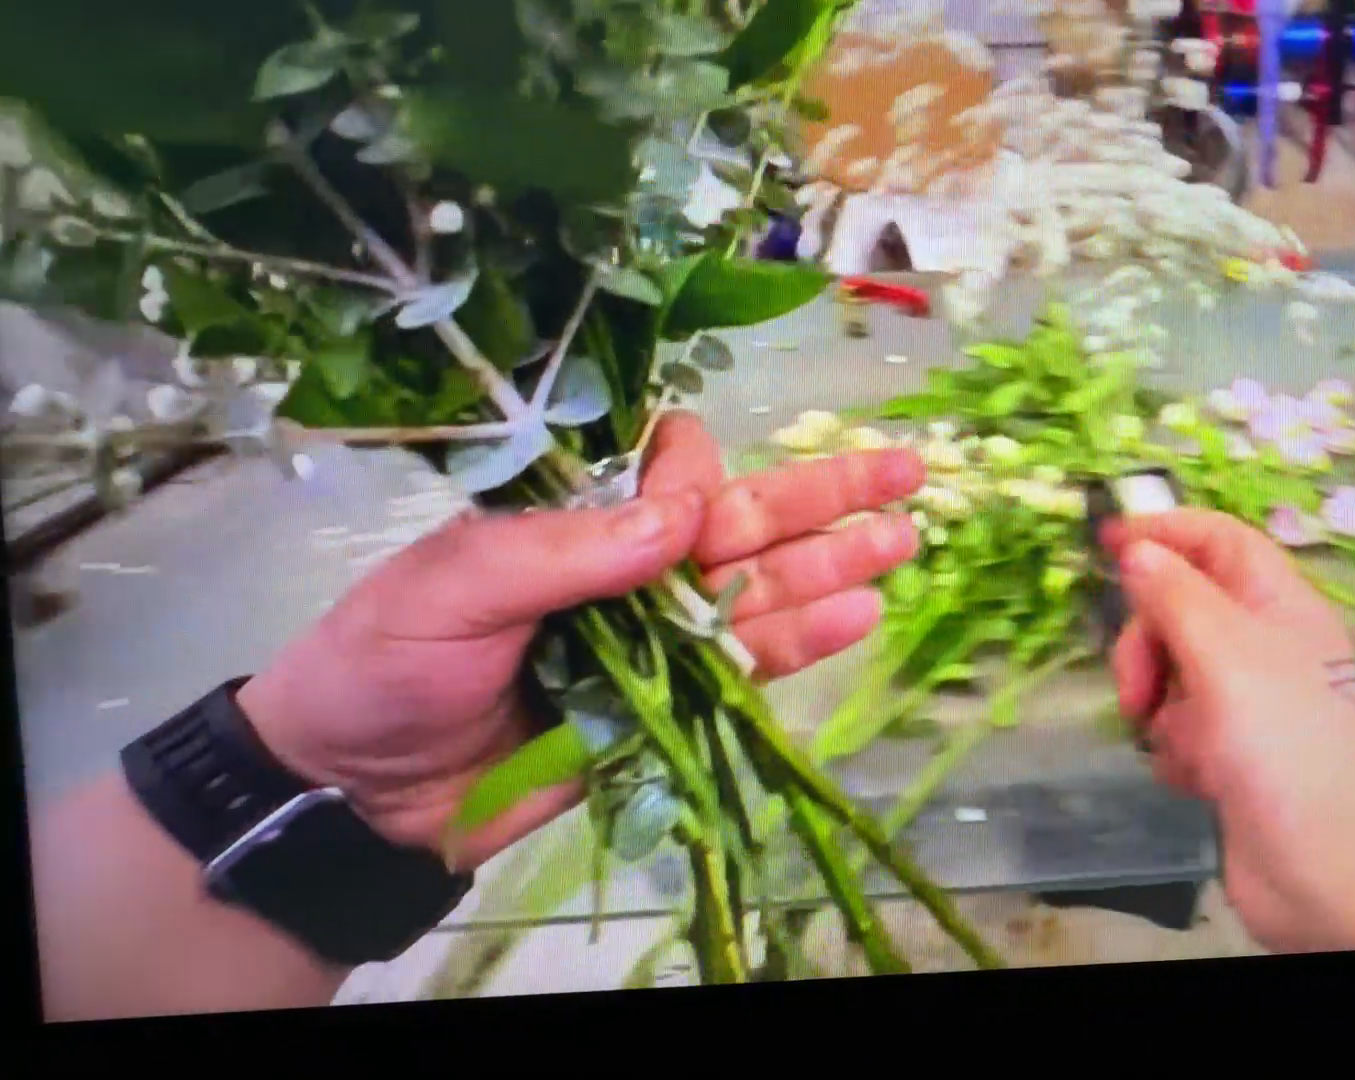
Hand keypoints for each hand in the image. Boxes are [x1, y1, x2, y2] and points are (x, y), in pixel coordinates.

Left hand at [236, 413, 925, 869]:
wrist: (371, 796)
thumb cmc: (390, 668)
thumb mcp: (450, 590)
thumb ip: (564, 548)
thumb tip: (681, 517)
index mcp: (588, 518)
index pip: (674, 469)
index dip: (697, 477)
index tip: (694, 513)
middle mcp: (644, 564)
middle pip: (752, 518)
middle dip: (829, 494)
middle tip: (905, 471)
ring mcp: (672, 631)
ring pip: (772, 586)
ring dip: (838, 563)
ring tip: (903, 540)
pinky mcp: (686, 694)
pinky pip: (756, 659)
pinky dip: (807, 639)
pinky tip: (861, 614)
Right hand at [1104, 509, 1354, 950]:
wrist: (1329, 871)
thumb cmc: (1285, 745)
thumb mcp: (1226, 652)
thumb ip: (1175, 595)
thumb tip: (1138, 550)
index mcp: (1275, 604)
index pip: (1217, 540)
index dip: (1165, 530)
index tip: (1108, 541)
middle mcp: (1258, 644)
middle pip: (1178, 608)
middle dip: (1145, 643)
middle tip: (1137, 688)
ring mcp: (1241, 700)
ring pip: (1167, 670)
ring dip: (1156, 703)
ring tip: (1174, 744)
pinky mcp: (1225, 750)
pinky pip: (1173, 724)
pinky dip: (1172, 745)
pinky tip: (1193, 777)